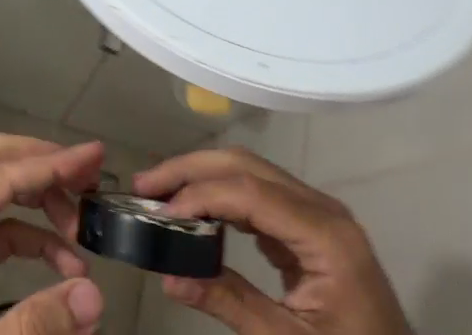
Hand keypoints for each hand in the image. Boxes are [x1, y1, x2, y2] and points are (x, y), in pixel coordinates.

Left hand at [0, 134, 109, 333]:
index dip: (53, 163)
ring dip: (40, 200)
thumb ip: (31, 325)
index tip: (97, 155)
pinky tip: (63, 263)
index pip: (1, 174)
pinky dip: (29, 237)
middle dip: (45, 164)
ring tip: (83, 227)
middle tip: (93, 176)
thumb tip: (92, 295)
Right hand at [133, 148, 411, 334]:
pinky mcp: (310, 227)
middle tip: (145, 186)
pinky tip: (195, 212)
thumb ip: (231, 304)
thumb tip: (169, 276)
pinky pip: (260, 195)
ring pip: (252, 172)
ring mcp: (319, 215)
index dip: (199, 195)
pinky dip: (222, 196)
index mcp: (326, 235)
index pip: (250, 192)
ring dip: (203, 177)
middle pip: (248, 166)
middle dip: (192, 170)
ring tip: (161, 194)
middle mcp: (323, 210)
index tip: (158, 213)